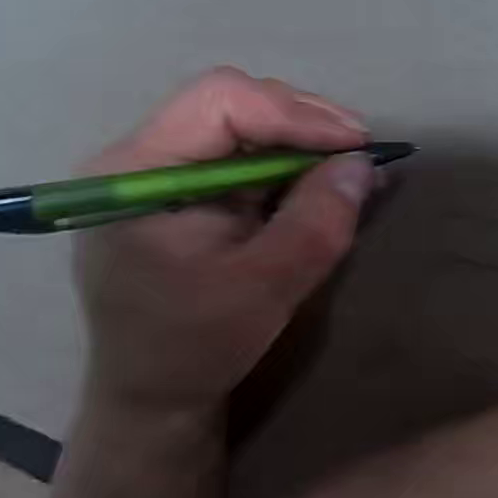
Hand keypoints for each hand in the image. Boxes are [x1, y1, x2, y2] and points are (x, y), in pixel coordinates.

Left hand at [74, 67, 376, 417]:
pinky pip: (242, 148)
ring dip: (299, 136)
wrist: (152, 396)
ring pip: (240, 118)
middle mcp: (141, 155)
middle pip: (228, 102)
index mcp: (135, 172)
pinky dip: (287, 158)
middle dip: (300, 120)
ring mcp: (163, 166)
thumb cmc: (191, 349)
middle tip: (357, 148)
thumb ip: (313, 227)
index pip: (216, 103)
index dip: (290, 113)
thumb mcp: (261, 293)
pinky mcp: (186, 182)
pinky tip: (320, 175)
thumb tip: (362, 165)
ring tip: (348, 161)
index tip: (353, 142)